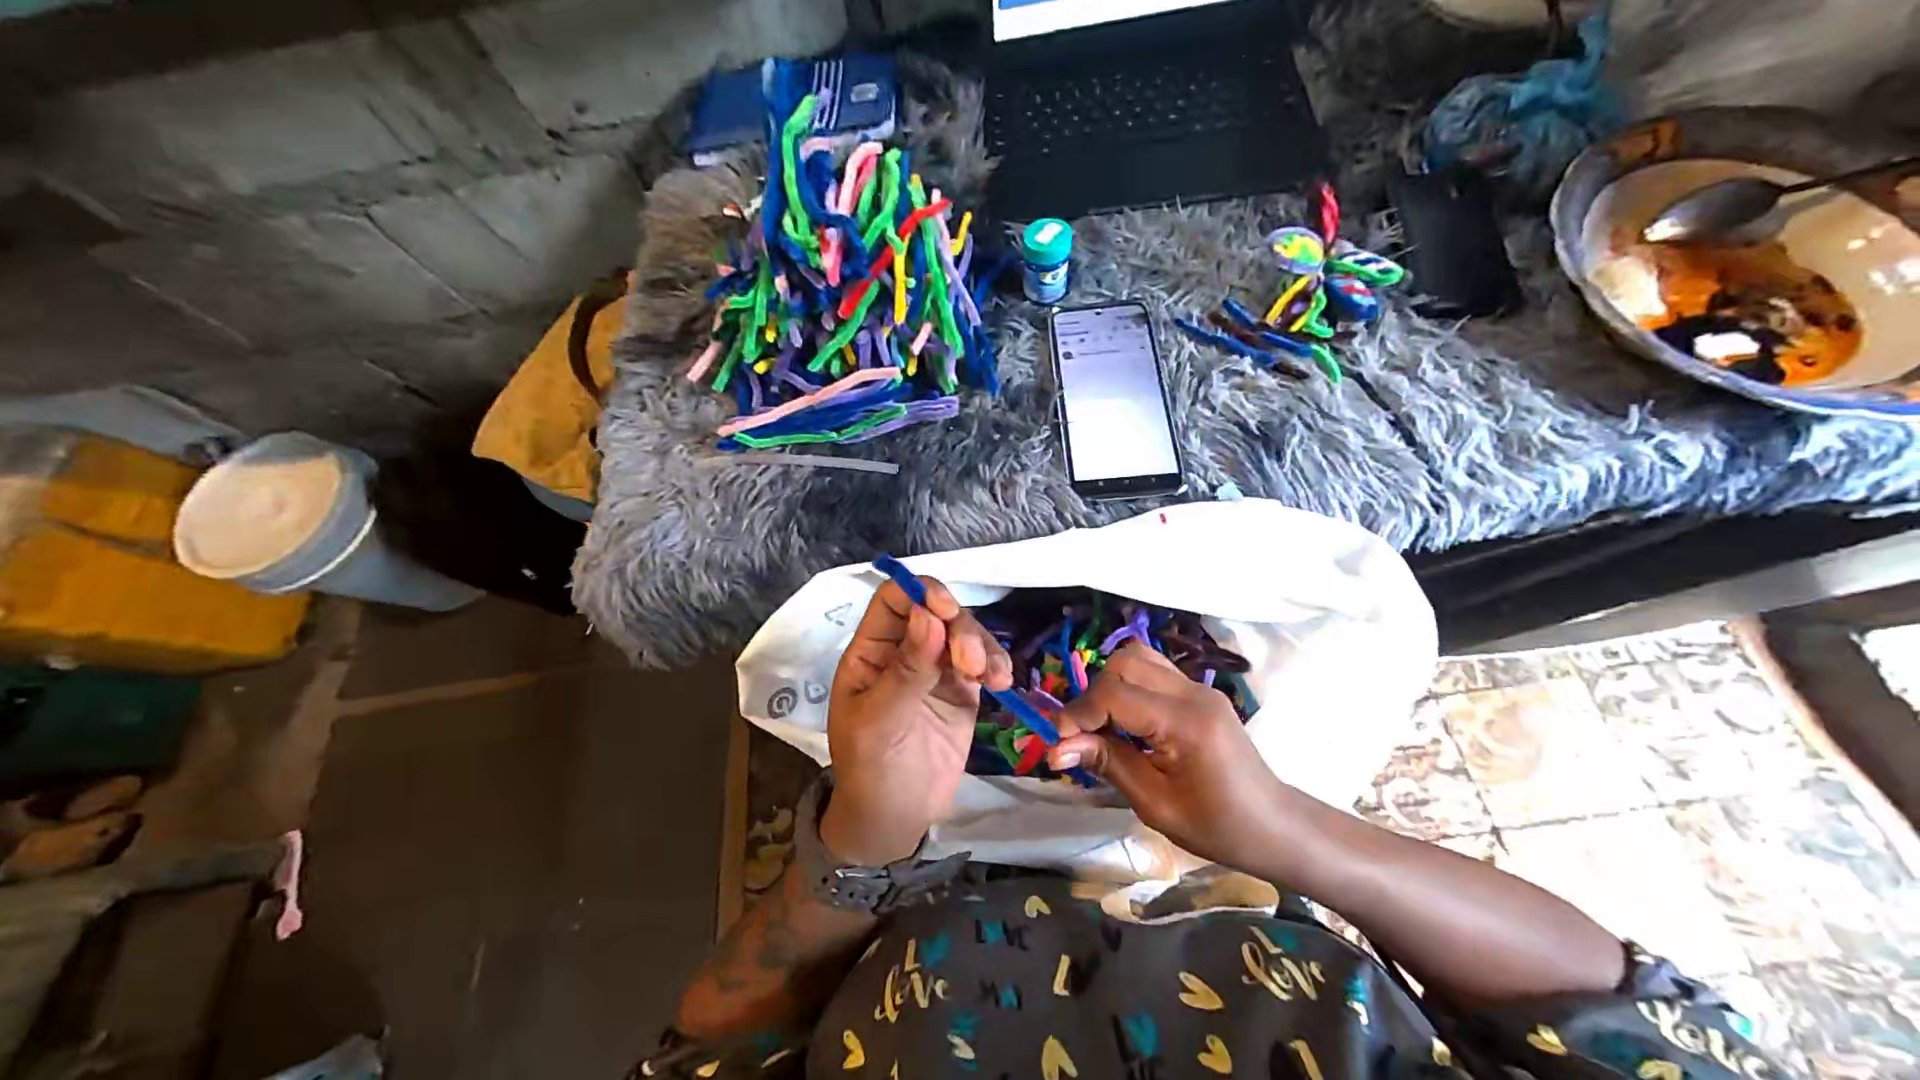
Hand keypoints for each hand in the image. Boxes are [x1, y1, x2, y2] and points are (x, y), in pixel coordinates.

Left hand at [821, 576, 1012, 864]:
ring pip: (965, 633)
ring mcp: (936, 669)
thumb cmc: (870, 767)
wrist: (895, 817)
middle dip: (960, 627)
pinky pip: (984, 662)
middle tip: (971, 662)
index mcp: (871, 651)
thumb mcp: (879, 720)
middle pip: (938, 612)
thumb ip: (906, 669)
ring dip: (983, 645)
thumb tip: (928, 615)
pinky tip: (1002, 683)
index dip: (919, 593)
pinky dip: (997, 664)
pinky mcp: (964, 689)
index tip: (945, 609)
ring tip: (992, 678)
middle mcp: (904, 651)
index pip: (893, 601)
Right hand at [1048, 643, 1300, 873]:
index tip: (1059, 741)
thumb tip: (1056, 748)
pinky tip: (1127, 721)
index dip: (1078, 712)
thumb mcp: (1155, 805)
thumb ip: (1107, 764)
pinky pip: (1153, 670)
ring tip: (1104, 725)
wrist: (1275, 826)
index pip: (1115, 693)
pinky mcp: (1199, 692)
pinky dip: (1128, 685)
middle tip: (1084, 734)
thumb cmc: (1218, 826)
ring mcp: (1199, 688)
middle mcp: (1193, 693)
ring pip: (1137, 657)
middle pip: (1124, 662)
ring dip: (1110, 684)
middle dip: (1093, 694)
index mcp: (1185, 723)